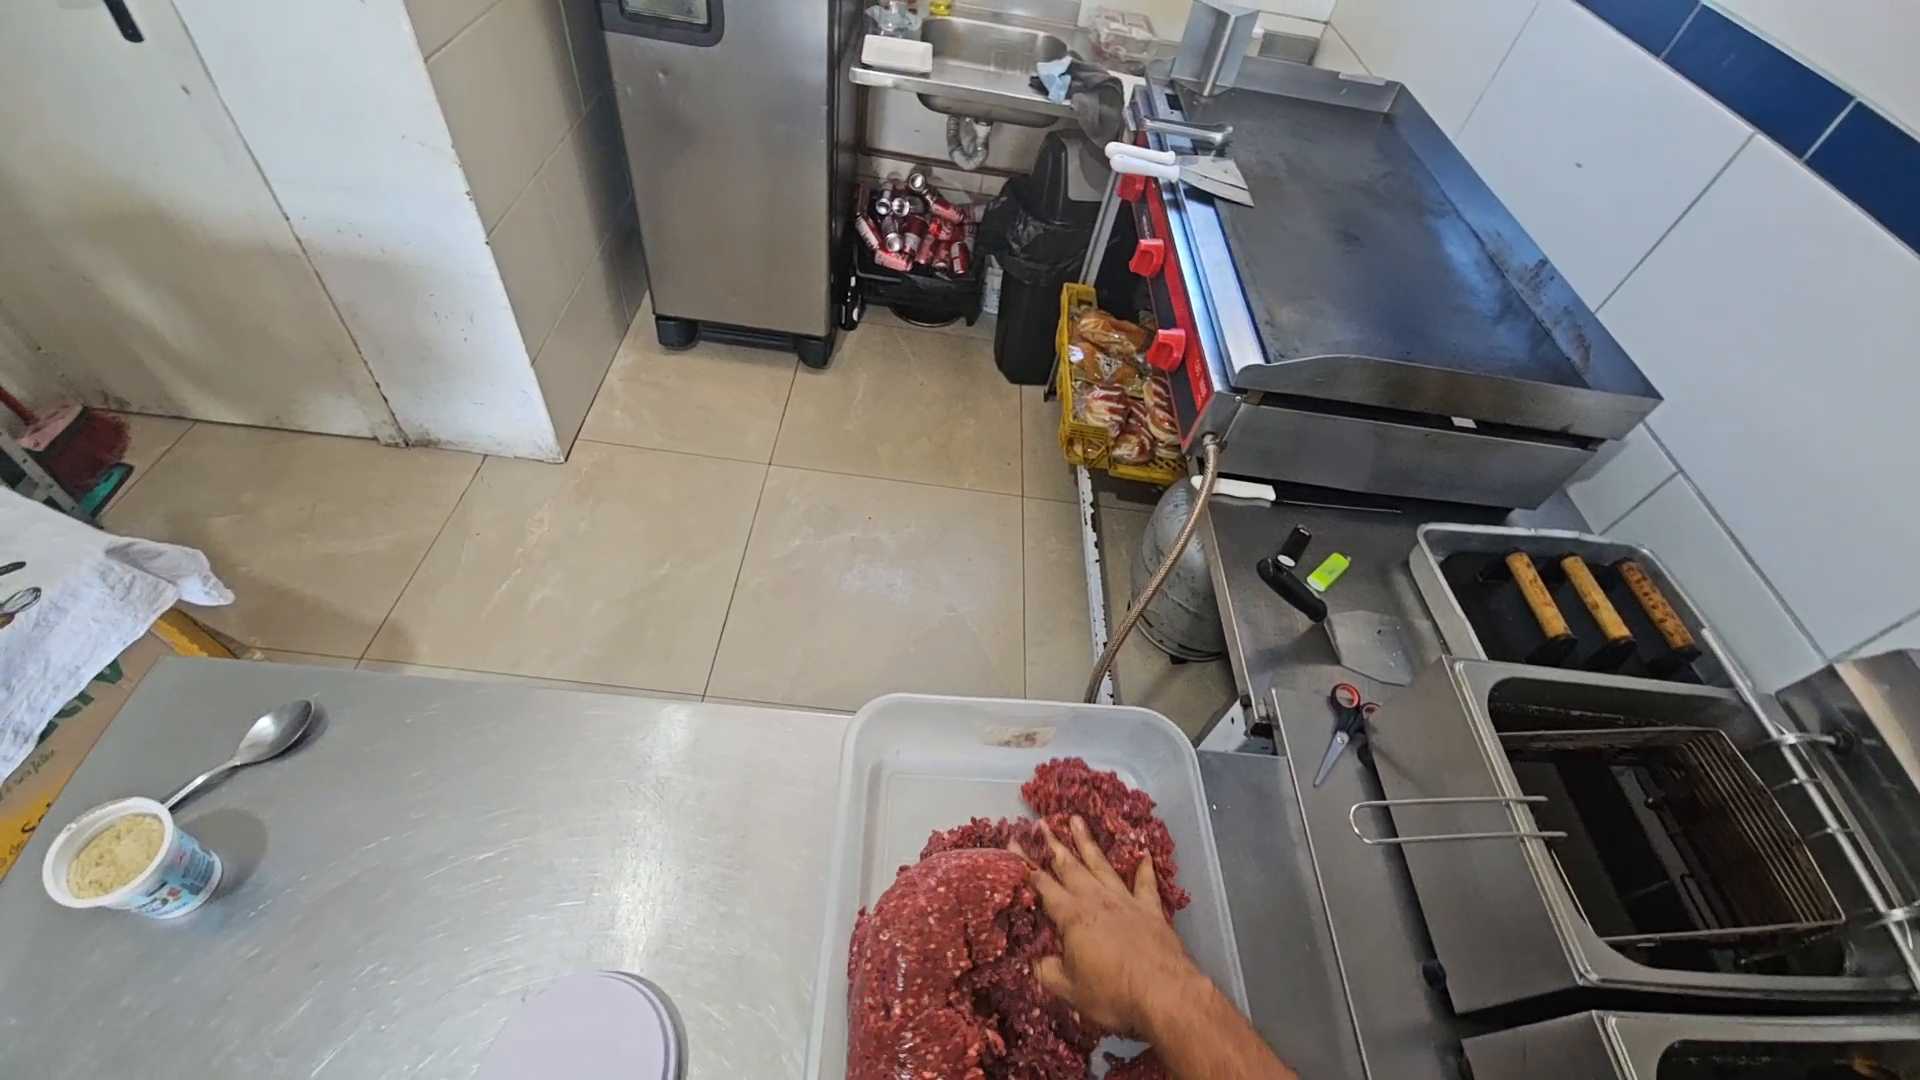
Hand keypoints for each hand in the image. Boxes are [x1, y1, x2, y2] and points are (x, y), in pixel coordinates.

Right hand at [1020, 816, 1204, 1036]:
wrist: (1164, 994)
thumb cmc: (1112, 993)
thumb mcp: (1069, 990)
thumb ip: (1046, 971)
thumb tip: (1031, 959)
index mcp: (1072, 916)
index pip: (1043, 885)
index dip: (1027, 865)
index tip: (1014, 844)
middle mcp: (1096, 899)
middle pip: (1070, 866)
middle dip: (1054, 845)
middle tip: (1042, 823)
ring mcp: (1124, 900)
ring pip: (1102, 864)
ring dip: (1087, 842)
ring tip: (1077, 819)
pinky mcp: (1150, 909)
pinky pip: (1145, 884)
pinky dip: (1144, 868)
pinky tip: (1145, 852)